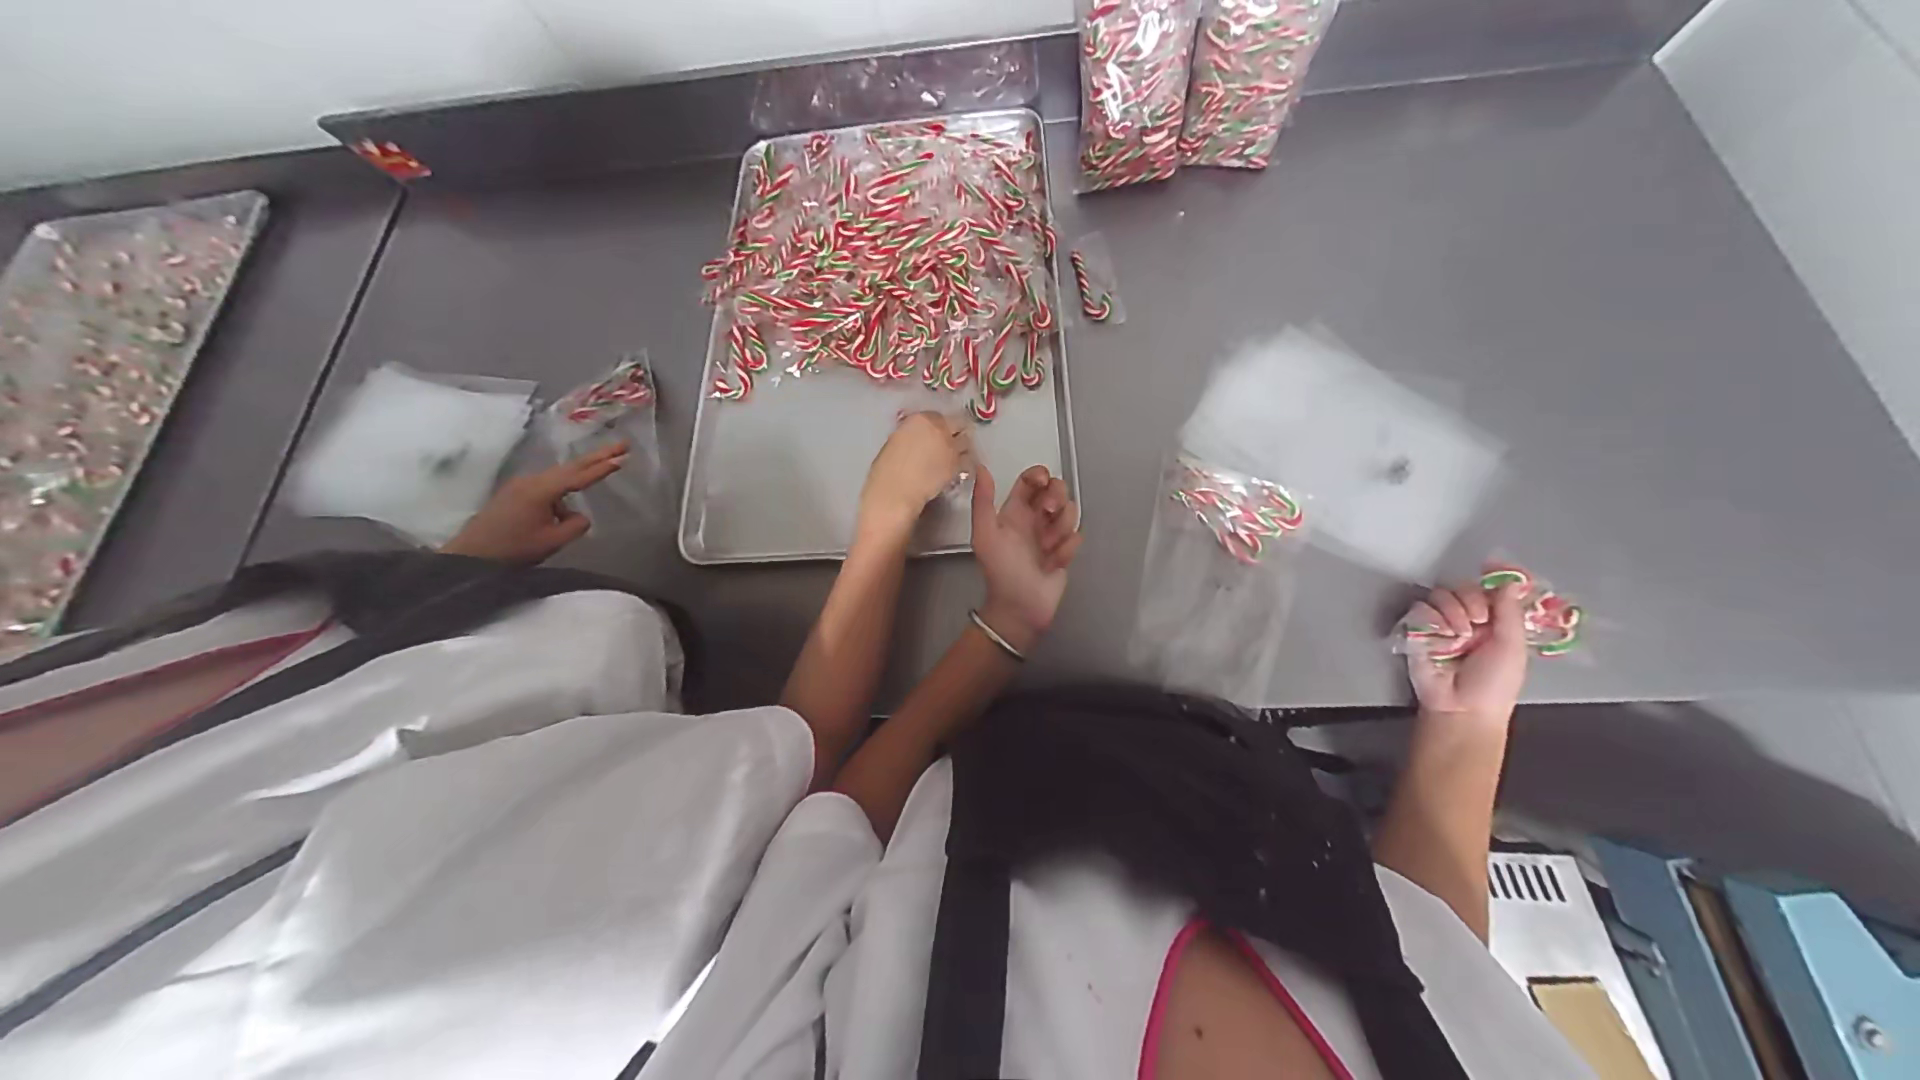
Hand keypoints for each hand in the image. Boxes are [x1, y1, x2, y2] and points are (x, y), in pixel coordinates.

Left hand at [440, 442, 626, 562]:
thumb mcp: (553, 541)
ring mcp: (520, 485)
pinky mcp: (514, 494)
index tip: (624, 456)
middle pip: (571, 466)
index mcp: (541, 490)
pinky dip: (563, 490)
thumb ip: (575, 525)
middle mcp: (531, 481)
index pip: (580, 476)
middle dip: (598, 456)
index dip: (603, 467)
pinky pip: (546, 487)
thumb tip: (580, 516)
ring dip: (580, 476)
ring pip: (558, 478)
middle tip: (622, 445)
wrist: (470, 556)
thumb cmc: (513, 549)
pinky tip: (563, 511)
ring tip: (601, 475)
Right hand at [857, 411, 968, 539]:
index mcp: (920, 420)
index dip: (938, 425)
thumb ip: (911, 435)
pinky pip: (967, 460)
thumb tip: (918, 438)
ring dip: (962, 446)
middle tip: (951, 442)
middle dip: (955, 431)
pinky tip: (957, 469)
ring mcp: (951, 446)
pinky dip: (964, 462)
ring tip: (957, 456)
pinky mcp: (958, 465)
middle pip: (957, 424)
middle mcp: (939, 428)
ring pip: (966, 441)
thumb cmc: (887, 470)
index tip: (937, 433)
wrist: (895, 491)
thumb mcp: (895, 443)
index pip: (937, 416)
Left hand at [971, 463, 1082, 652]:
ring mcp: (1050, 534)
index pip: (1031, 480)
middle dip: (1057, 498)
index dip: (1040, 476)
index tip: (1042, 483)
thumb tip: (980, 469)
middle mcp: (1033, 519)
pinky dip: (1066, 548)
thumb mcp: (985, 534)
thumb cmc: (1000, 572)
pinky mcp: (1064, 550)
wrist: (1019, 607)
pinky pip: (1076, 537)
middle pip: (1056, 490)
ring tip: (1046, 547)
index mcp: (1014, 511)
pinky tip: (1053, 561)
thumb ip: (983, 500)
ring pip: (1069, 512)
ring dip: (1061, 527)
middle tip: (1047, 514)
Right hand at [1404, 578, 1528, 722]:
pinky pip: (1420, 609)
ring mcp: (1441, 624)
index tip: (1491, 566)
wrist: (1461, 707)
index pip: (1491, 590)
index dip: (1492, 576)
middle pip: (1463, 587)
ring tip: (1458, 634)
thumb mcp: (1512, 646)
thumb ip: (1508, 611)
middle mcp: (1467, 618)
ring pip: (1440, 595)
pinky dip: (1430, 618)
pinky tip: (1439, 635)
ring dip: (1451, 610)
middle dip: (1470, 598)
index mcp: (1495, 622)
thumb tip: (1509, 580)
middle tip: (1478, 619)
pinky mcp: (1417, 630)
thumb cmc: (1494, 682)